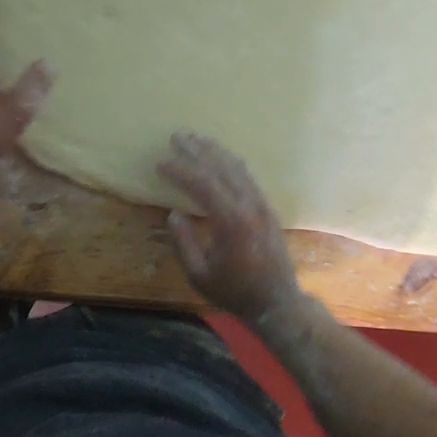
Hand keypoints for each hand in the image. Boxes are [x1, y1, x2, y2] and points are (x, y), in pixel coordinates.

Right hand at [159, 133, 305, 323]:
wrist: (276, 301)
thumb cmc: (234, 292)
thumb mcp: (199, 276)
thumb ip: (184, 243)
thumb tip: (173, 213)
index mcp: (231, 221)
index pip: (202, 184)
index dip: (179, 171)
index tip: (160, 163)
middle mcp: (249, 205)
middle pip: (221, 167)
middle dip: (198, 150)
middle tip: (177, 136)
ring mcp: (263, 204)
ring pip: (238, 168)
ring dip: (216, 151)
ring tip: (198, 140)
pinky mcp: (269, 208)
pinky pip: (249, 177)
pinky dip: (232, 163)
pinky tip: (222, 159)